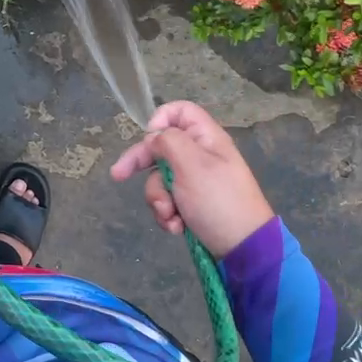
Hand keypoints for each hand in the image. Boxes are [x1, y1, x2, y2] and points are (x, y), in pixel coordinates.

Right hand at [109, 101, 273, 255]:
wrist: (243, 249)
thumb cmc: (218, 201)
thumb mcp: (193, 165)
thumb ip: (168, 142)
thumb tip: (153, 137)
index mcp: (205, 138)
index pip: (180, 111)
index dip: (161, 119)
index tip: (148, 139)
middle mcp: (199, 155)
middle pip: (160, 147)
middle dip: (142, 165)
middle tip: (118, 176)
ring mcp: (195, 181)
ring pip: (160, 179)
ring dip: (159, 199)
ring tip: (171, 216)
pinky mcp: (191, 204)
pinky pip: (167, 201)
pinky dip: (168, 214)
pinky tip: (177, 226)